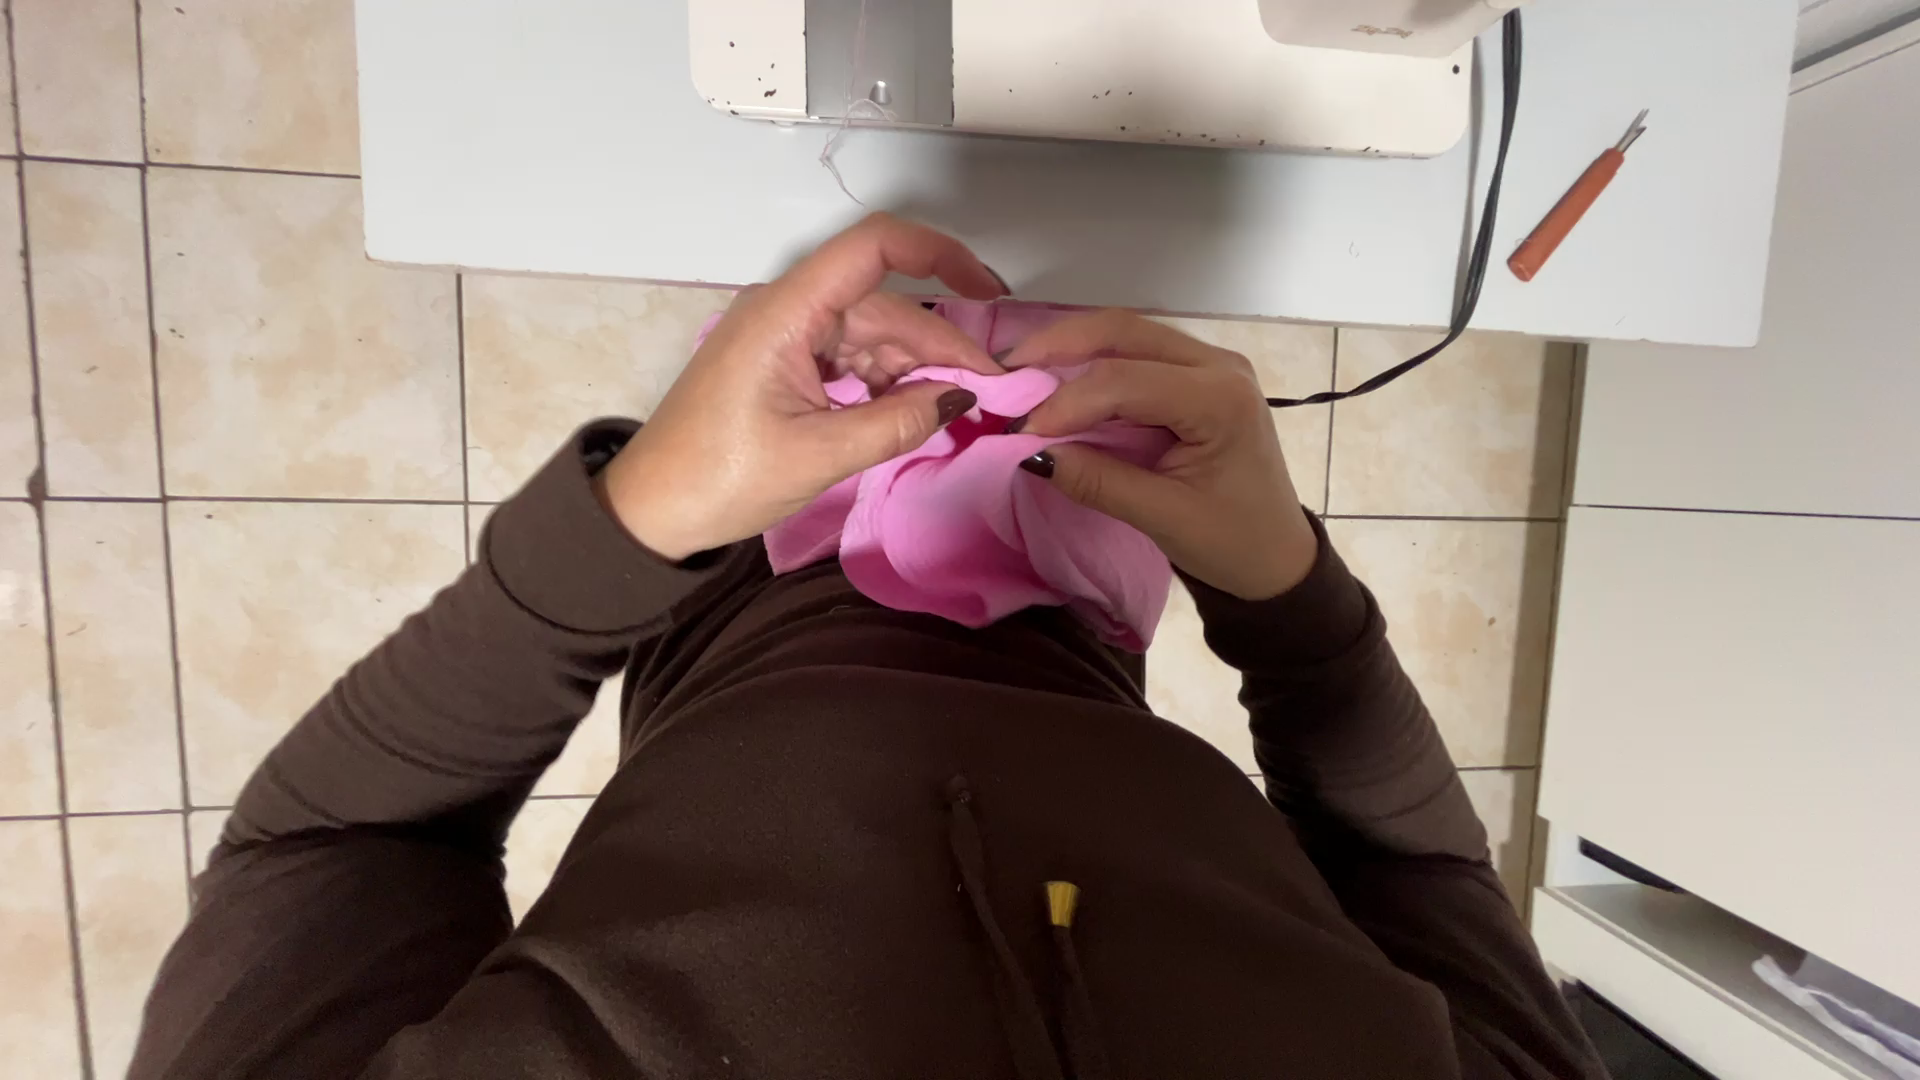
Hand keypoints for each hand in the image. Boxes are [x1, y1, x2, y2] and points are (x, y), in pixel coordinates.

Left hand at [594, 214, 1007, 560]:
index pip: (873, 249)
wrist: (653, 511)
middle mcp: (788, 310)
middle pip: (882, 304)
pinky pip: (849, 359)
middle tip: (986, 390)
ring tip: (951, 407)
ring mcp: (786, 337)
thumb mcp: (820, 455)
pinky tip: (909, 408)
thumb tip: (960, 399)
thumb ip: (898, 423)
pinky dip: (885, 382)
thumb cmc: (722, 479)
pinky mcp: (785, 364)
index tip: (989, 292)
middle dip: (938, 343)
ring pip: (870, 335)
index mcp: (787, 312)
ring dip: (914, 368)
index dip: (940, 255)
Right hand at [1004, 311, 1318, 599]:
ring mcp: (1209, 365)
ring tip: (1022, 370)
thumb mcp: (1162, 518)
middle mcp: (1218, 365)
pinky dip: (1092, 363)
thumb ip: (1096, 481)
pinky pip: (1135, 354)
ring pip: (1127, 335)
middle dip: (1059, 345)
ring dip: (1072, 348)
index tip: (1019, 433)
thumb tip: (1029, 455)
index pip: (1124, 382)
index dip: (1064, 403)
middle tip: (1006, 369)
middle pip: (1124, 332)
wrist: (1276, 556)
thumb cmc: (1230, 542)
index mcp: (1219, 400)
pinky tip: (1058, 378)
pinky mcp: (1196, 376)